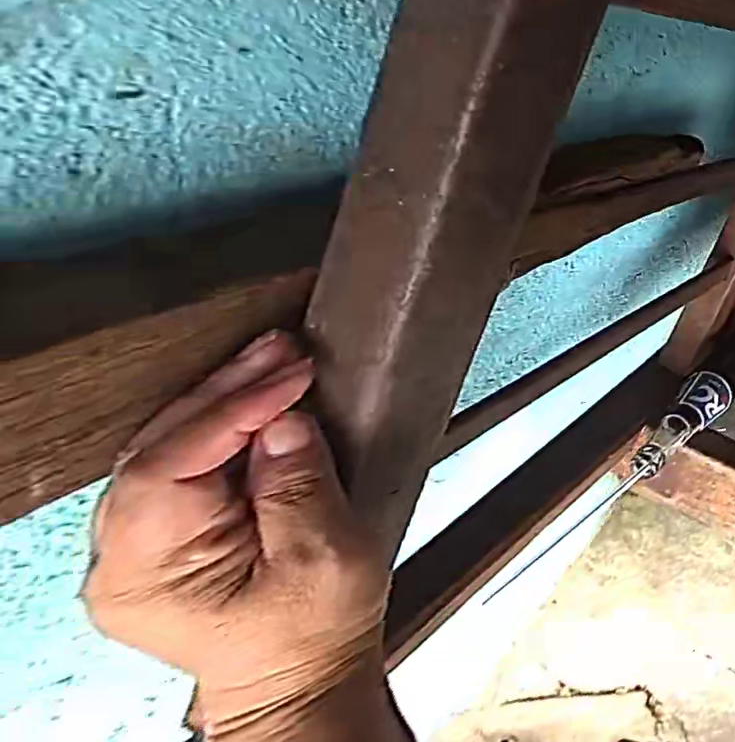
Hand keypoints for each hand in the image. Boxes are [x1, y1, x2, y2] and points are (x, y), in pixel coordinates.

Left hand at [85, 331, 396, 739]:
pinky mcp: (178, 529)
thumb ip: (300, 488)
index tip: (293, 375)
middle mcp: (126, 557)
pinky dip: (227, 419)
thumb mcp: (325, 554)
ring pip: (167, 449)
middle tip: (282, 349)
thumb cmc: (315, 624)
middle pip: (156, 451)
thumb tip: (287, 424)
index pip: (167, 470)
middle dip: (224, 391)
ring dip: (223, 397)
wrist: (302, 667)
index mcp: (147, 573)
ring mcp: (145, 543)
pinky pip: (188, 461)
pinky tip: (262, 394)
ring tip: (277, 357)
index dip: (230, 413)